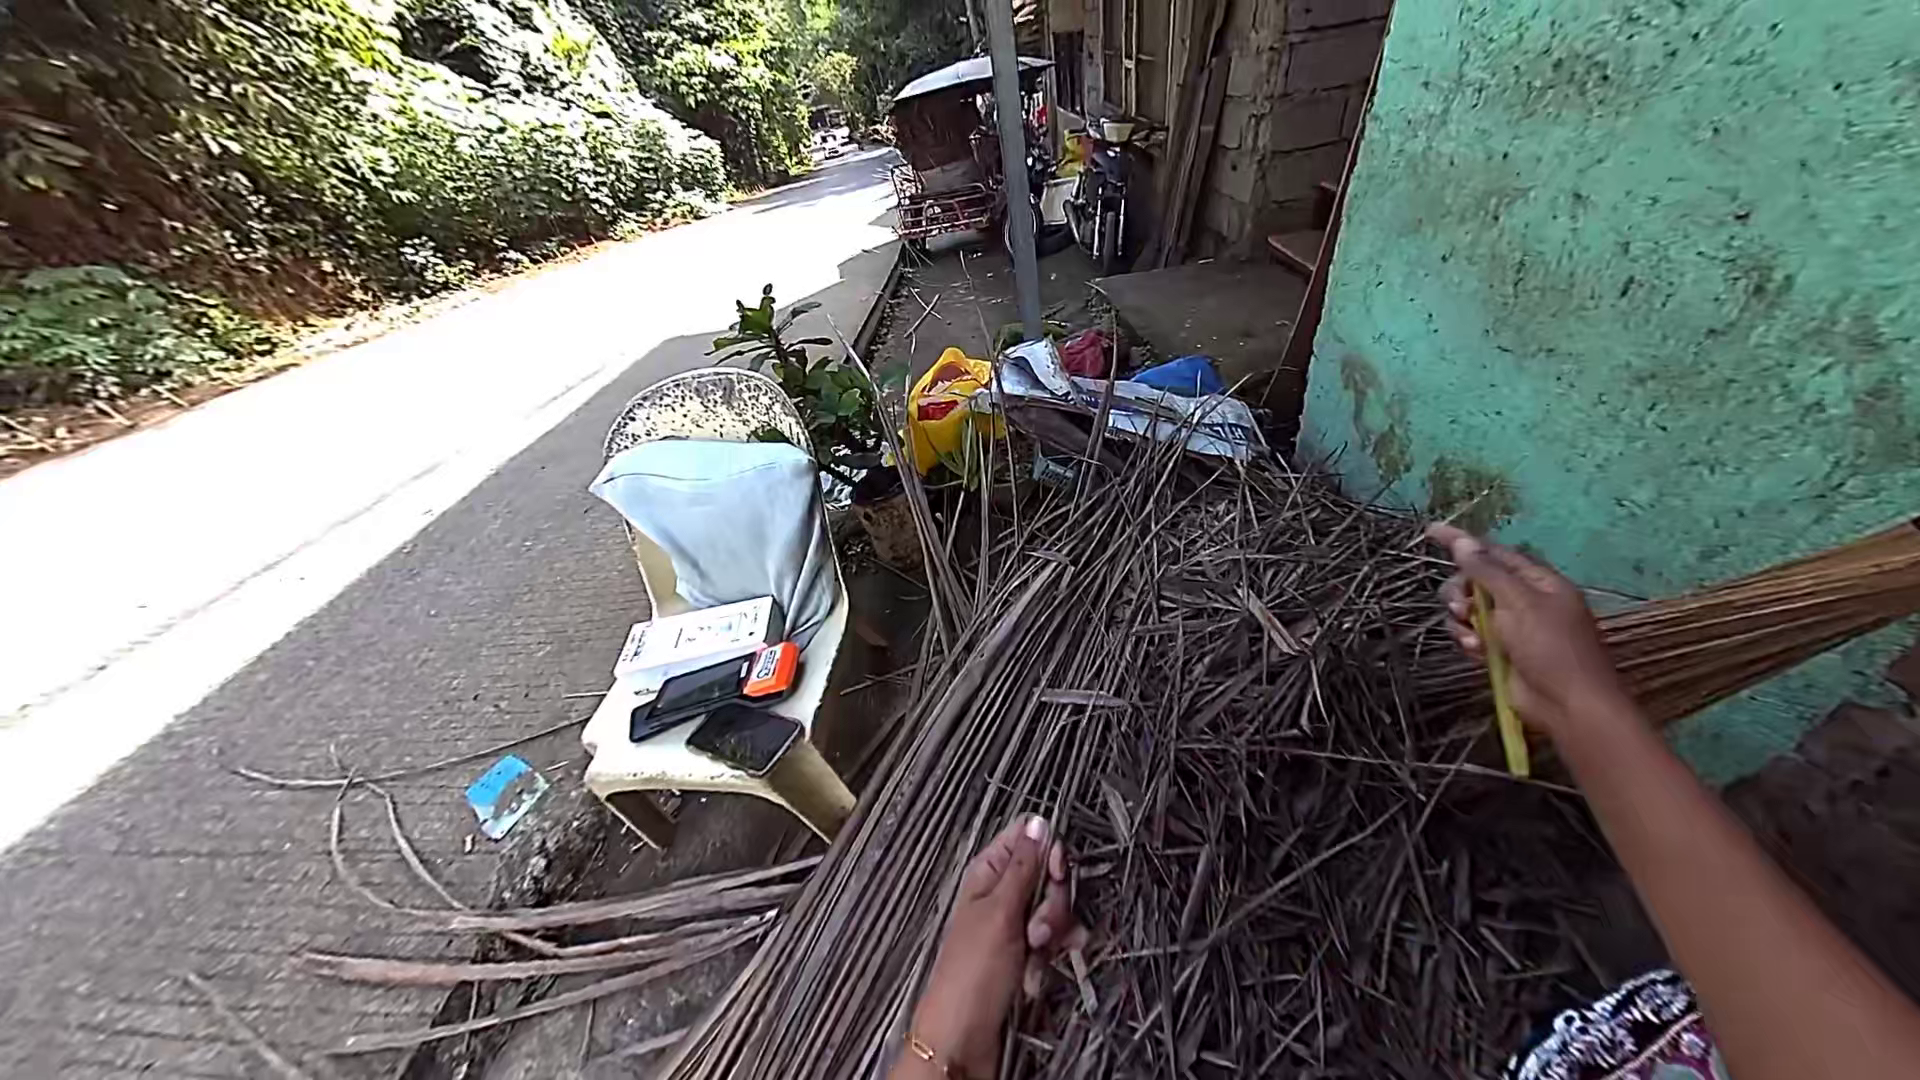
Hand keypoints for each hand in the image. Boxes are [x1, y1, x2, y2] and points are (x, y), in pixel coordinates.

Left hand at [907, 815, 1083, 1077]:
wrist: (963, 1042)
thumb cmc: (972, 974)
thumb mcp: (1000, 913)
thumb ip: (1024, 866)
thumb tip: (1038, 820)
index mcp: (990, 871)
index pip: (1028, 837)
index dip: (1049, 850)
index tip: (1057, 871)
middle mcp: (1003, 891)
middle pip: (1048, 874)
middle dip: (1052, 903)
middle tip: (1037, 929)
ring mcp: (1015, 922)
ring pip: (1054, 908)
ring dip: (1053, 933)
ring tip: (1036, 956)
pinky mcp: (1026, 951)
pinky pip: (1054, 940)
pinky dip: (1053, 956)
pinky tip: (1040, 974)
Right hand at [1425, 523, 1636, 740]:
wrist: (1566, 704)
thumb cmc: (1551, 648)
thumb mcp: (1518, 603)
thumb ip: (1486, 572)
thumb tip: (1462, 542)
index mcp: (1539, 583)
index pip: (1494, 553)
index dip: (1462, 541)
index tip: (1430, 531)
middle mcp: (1524, 600)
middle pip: (1474, 581)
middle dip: (1460, 592)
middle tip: (1460, 607)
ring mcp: (1510, 625)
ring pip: (1466, 609)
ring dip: (1462, 621)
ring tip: (1474, 637)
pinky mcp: (1497, 648)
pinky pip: (1467, 632)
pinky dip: (1467, 639)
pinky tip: (1477, 651)